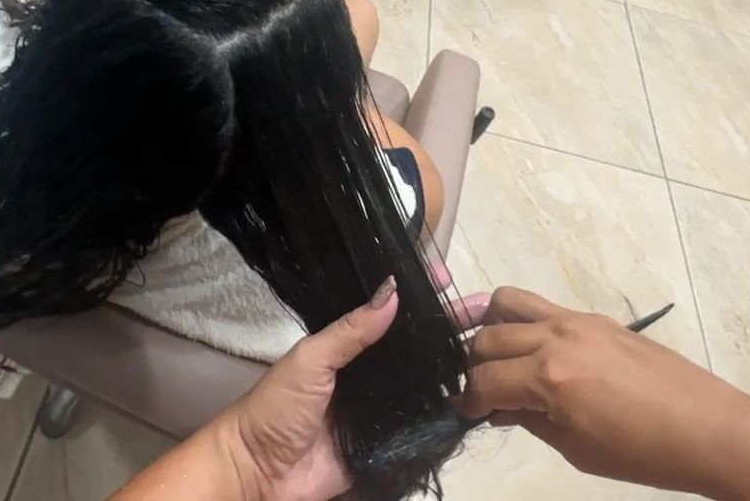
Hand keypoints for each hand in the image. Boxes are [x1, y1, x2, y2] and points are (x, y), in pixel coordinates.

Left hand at [208, 278, 490, 500]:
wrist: (260, 472)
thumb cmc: (279, 405)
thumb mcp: (312, 358)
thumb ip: (352, 330)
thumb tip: (394, 289)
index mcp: (348, 344)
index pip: (389, 312)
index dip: (417, 295)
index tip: (449, 276)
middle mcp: (369, 372)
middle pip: (412, 347)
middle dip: (445, 329)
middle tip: (485, 312)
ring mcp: (379, 409)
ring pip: (422, 384)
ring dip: (451, 368)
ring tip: (490, 347)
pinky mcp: (386, 446)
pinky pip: (419, 427)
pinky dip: (444, 415)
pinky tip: (475, 397)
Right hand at [458, 287, 749, 497]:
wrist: (708, 428)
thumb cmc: (643, 454)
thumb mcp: (577, 449)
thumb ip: (530, 419)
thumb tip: (499, 405)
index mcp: (549, 378)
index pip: (484, 380)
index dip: (467, 399)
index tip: (462, 409)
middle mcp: (553, 338)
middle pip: (487, 337)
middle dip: (472, 365)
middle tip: (478, 388)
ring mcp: (572, 320)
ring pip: (505, 302)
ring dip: (489, 326)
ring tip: (493, 352)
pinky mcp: (590, 316)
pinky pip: (538, 305)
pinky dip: (520, 321)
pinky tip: (529, 348)